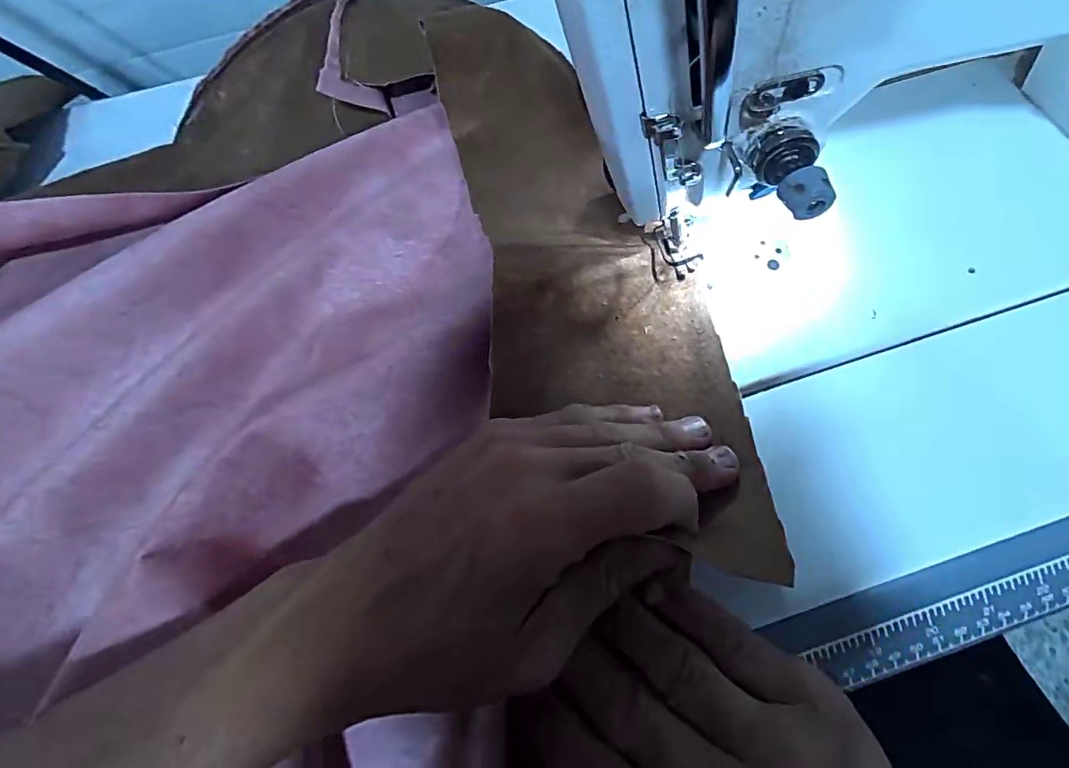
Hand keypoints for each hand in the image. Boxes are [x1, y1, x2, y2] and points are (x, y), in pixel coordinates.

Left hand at [292, 404, 740, 720]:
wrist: (341, 615)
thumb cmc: (438, 650)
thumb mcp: (532, 650)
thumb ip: (605, 588)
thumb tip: (665, 547)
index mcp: (542, 523)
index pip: (643, 486)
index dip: (685, 495)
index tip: (706, 513)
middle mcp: (531, 464)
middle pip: (631, 447)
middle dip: (684, 455)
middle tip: (727, 456)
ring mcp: (510, 440)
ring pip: (603, 425)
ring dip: (655, 429)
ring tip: (697, 428)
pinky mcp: (493, 433)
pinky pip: (569, 417)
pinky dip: (612, 420)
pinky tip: (638, 417)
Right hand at [510, 577, 890, 767]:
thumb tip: (574, 734)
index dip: (555, 715)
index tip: (528, 665)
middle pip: (631, 706)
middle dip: (585, 653)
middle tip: (551, 602)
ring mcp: (768, 734)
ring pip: (678, 667)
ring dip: (632, 620)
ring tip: (595, 578)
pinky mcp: (807, 696)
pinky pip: (736, 644)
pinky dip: (694, 610)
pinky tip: (662, 579)